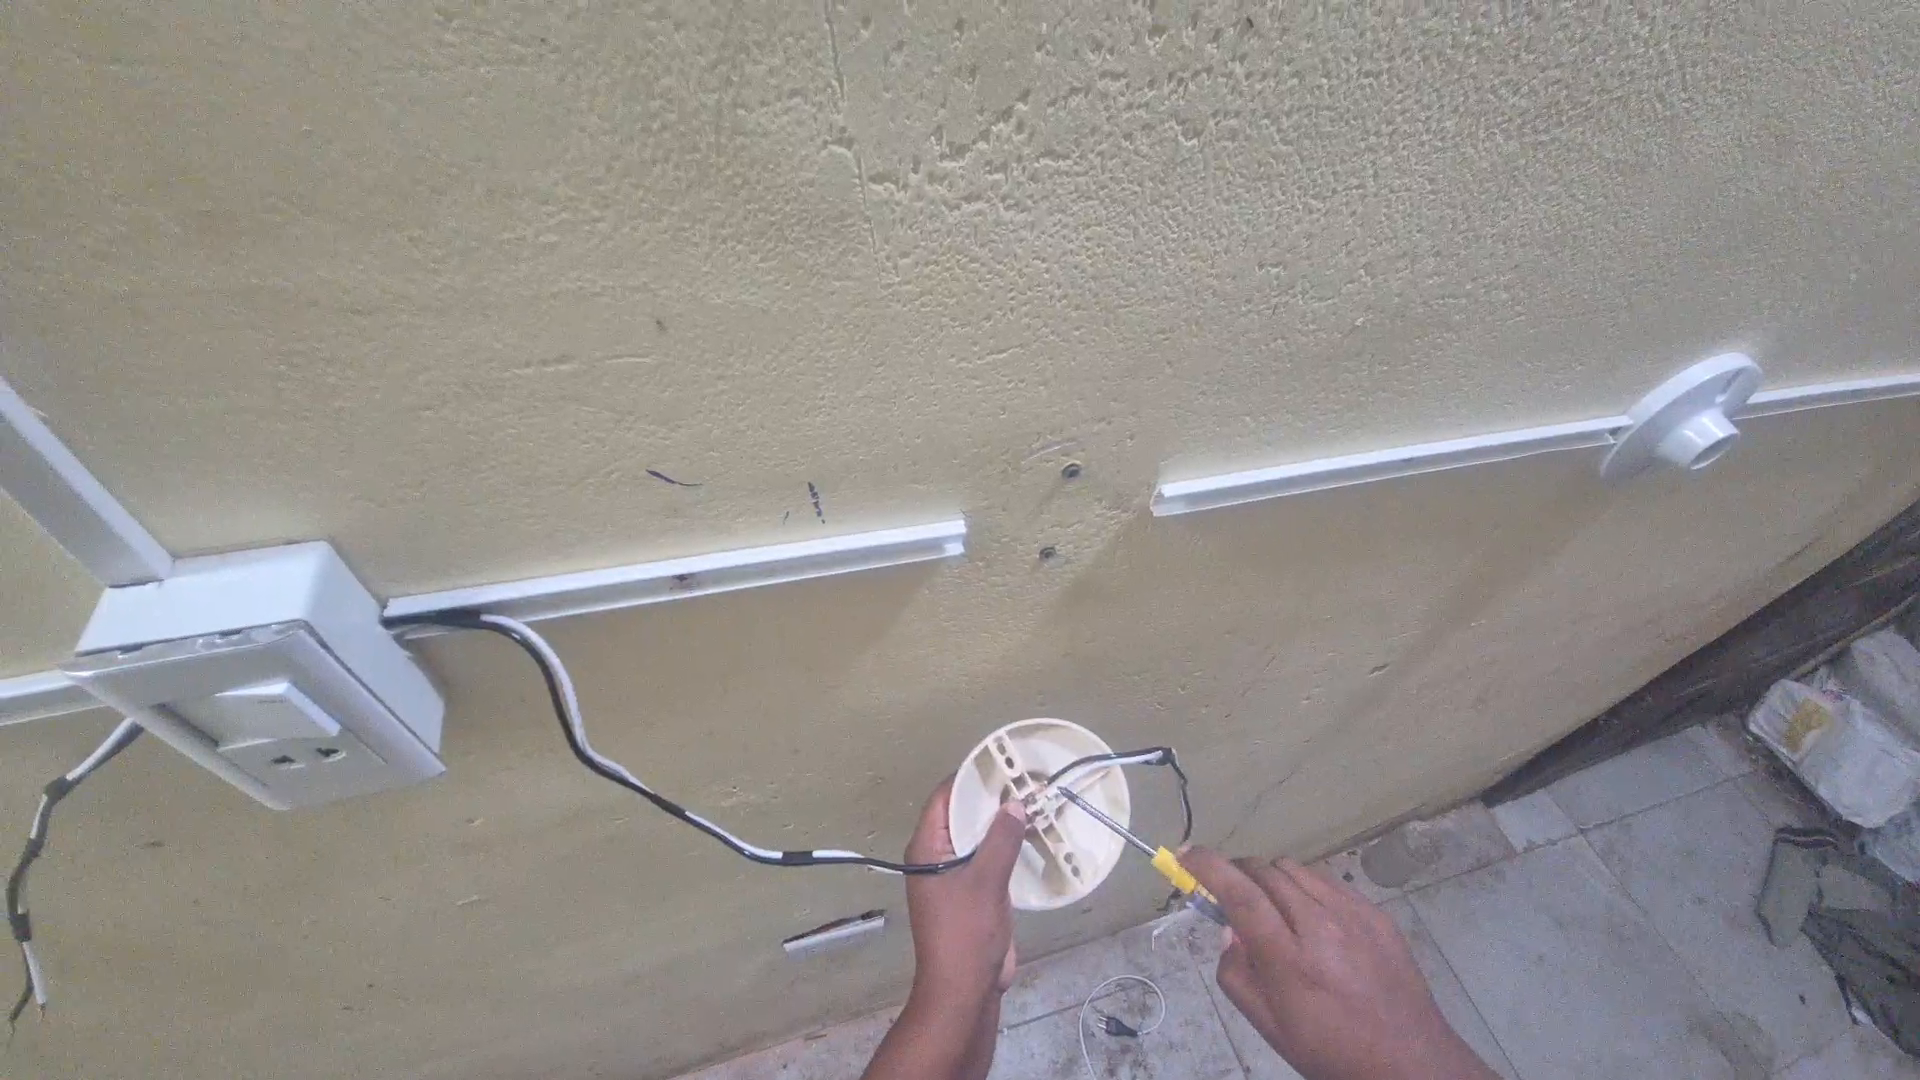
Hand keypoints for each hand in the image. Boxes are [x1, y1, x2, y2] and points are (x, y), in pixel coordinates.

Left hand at [903, 779, 1027, 998]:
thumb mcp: (985, 881)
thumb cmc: (965, 931)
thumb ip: (1001, 839)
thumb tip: (1015, 803)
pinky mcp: (973, 893)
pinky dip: (1008, 847)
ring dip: (1003, 824)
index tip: (1000, 762)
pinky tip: (1034, 837)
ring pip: (978, 838)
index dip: (970, 778)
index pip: (945, 797)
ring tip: (1035, 801)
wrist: (964, 991)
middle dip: (992, 799)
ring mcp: (954, 876)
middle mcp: (936, 856)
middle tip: (1025, 779)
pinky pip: (989, 859)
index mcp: (927, 848)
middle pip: (963, 815)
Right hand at [1183, 850, 1498, 1079]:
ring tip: (1276, 910)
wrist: (1413, 1066)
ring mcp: (1353, 914)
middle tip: (1232, 895)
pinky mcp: (1376, 912)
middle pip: (1263, 871)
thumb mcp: (1267, 1024)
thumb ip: (1234, 971)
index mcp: (1290, 960)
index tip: (1185, 853)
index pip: (1240, 894)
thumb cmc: (1330, 1049)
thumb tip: (1229, 928)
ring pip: (1292, 868)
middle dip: (1237, 873)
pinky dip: (1306, 888)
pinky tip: (1314, 920)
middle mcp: (1321, 926)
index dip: (1207, 866)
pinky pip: (1326, 879)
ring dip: (1271, 879)